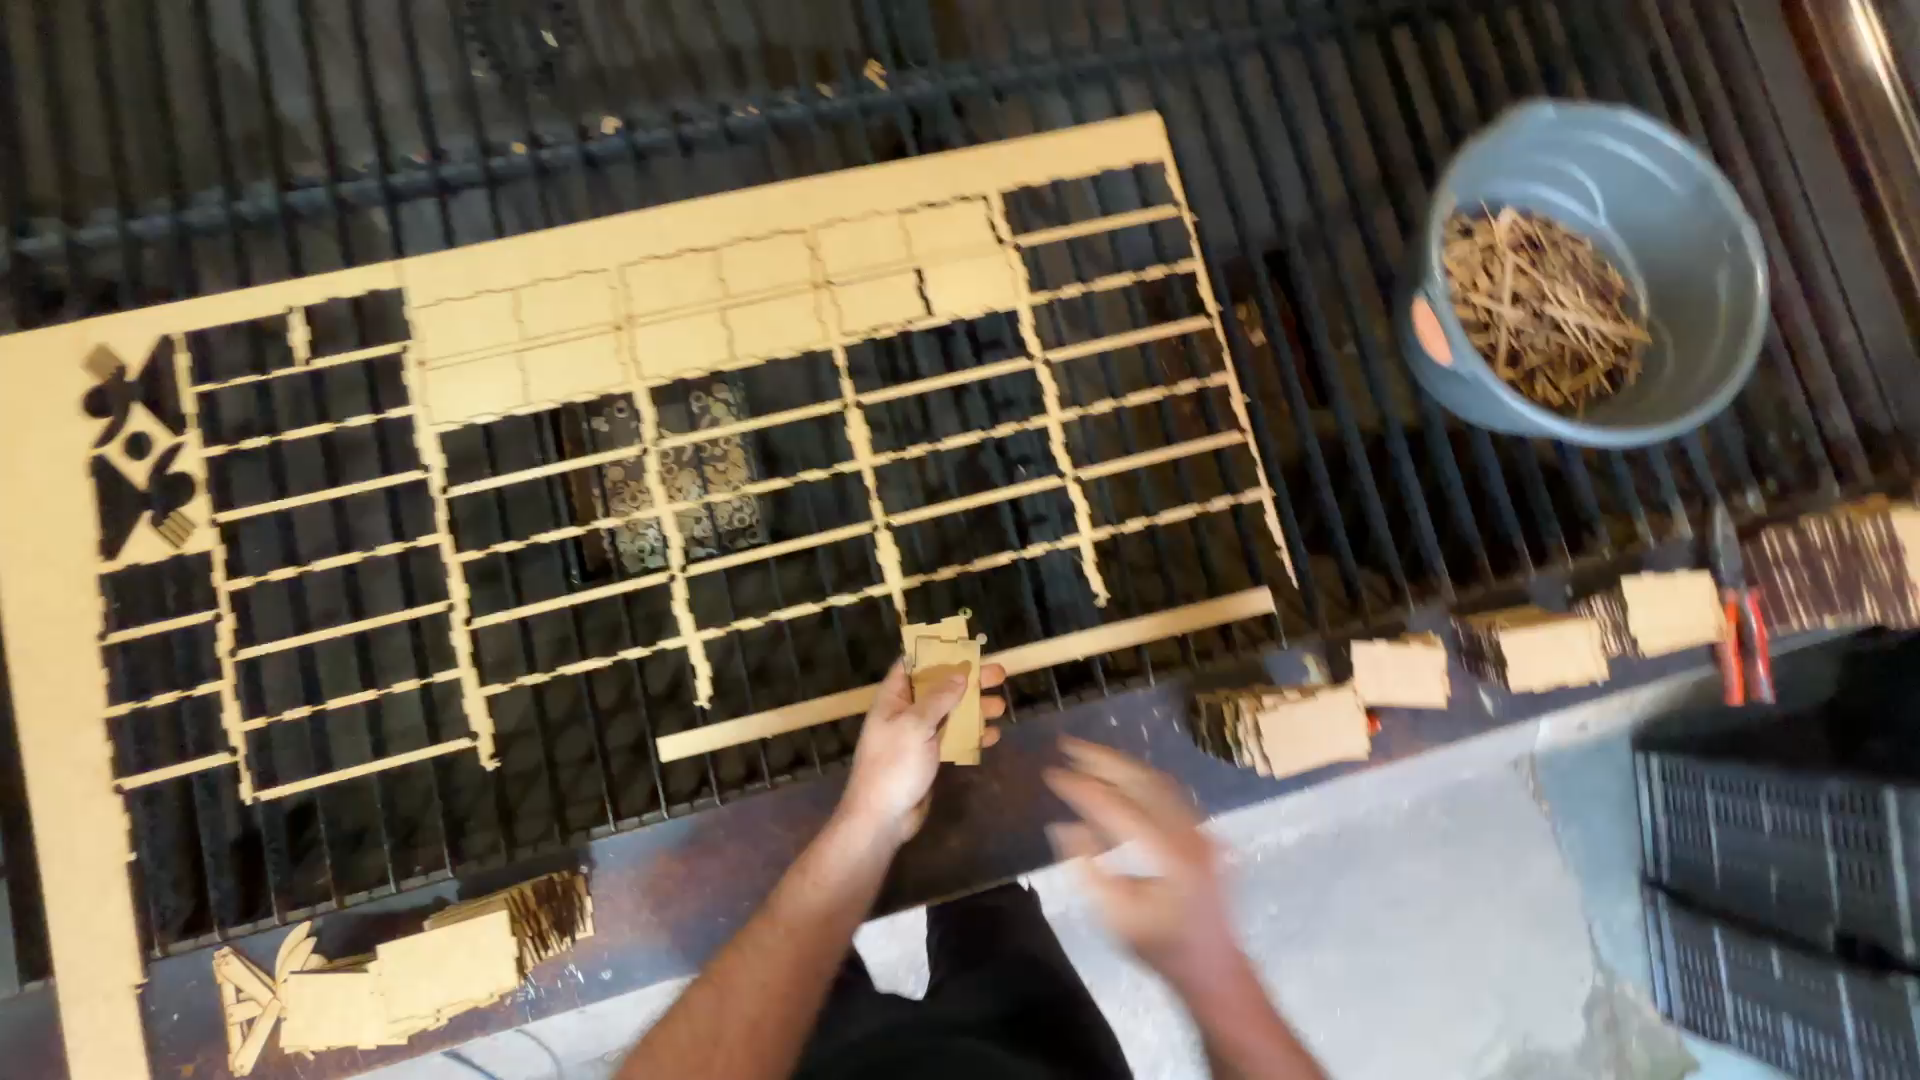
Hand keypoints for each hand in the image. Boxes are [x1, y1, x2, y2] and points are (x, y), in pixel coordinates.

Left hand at [837, 658, 1007, 846]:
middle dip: (969, 681)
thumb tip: (960, 674)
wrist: (882, 817)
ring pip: (951, 714)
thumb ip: (939, 698)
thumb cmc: (893, 764)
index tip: (966, 647)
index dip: (937, 653)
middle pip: (940, 687)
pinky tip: (992, 735)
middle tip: (999, 675)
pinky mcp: (929, 757)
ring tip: (1001, 707)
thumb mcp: (915, 725)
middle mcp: (906, 711)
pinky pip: (954, 739)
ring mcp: (918, 735)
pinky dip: (972, 735)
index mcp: (894, 697)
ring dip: (975, 709)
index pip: (913, 664)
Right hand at [1044, 737, 1239, 988]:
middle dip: (1101, 759)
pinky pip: (1168, 790)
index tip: (1051, 774)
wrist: (1214, 966)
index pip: (1114, 805)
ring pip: (1156, 779)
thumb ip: (1088, 869)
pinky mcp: (1202, 830)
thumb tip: (1063, 826)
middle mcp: (1188, 832)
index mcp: (1166, 854)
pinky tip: (1117, 776)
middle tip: (1067, 745)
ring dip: (1120, 763)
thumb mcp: (1115, 917)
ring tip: (1087, 755)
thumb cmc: (1160, 947)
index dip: (1080, 786)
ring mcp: (1200, 828)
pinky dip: (1138, 777)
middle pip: (1140, 779)